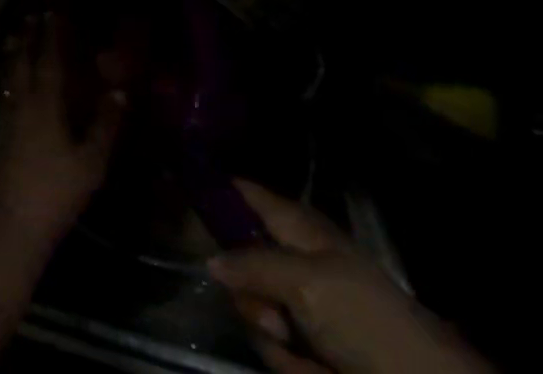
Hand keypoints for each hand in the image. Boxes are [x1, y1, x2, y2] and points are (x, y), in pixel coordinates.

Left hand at [0, 14, 126, 240]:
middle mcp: (22, 102)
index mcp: (46, 104)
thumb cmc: (56, 190)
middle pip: (23, 61)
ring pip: (8, 74)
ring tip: (15, 35)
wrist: (12, 219)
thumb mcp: (91, 161)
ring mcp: (5, 116)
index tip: (53, 13)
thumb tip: (120, 91)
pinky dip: (6, 74)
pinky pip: (2, 90)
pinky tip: (7, 78)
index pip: (49, 61)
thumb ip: (105, 125)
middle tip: (31, 14)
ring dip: (13, 52)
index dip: (52, 36)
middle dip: (28, 36)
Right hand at [210, 181, 493, 373]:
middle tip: (271, 313)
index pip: (244, 193)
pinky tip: (307, 363)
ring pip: (246, 304)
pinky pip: (265, 340)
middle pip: (234, 258)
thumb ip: (253, 264)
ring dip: (265, 328)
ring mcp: (294, 300)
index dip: (215, 188)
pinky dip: (283, 357)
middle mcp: (290, 257)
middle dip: (246, 292)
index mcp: (296, 227)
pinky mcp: (299, 340)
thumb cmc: (365, 318)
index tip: (178, 186)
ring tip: (296, 343)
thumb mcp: (307, 281)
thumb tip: (210, 261)